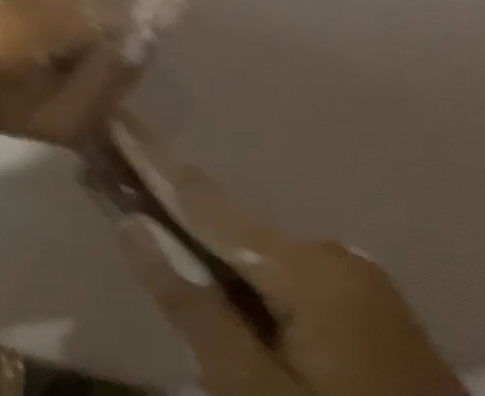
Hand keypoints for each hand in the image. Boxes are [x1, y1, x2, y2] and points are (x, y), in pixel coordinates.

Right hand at [110, 113, 468, 395]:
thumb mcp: (253, 389)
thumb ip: (192, 305)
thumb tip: (131, 224)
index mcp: (309, 269)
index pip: (204, 203)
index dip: (150, 162)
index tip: (112, 116)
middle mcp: (336, 257)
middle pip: (231, 228)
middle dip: (172, 211)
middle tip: (116, 191)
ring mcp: (360, 284)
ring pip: (258, 256)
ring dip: (207, 251)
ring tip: (156, 243)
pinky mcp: (371, 312)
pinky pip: (287, 279)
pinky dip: (245, 280)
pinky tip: (220, 294)